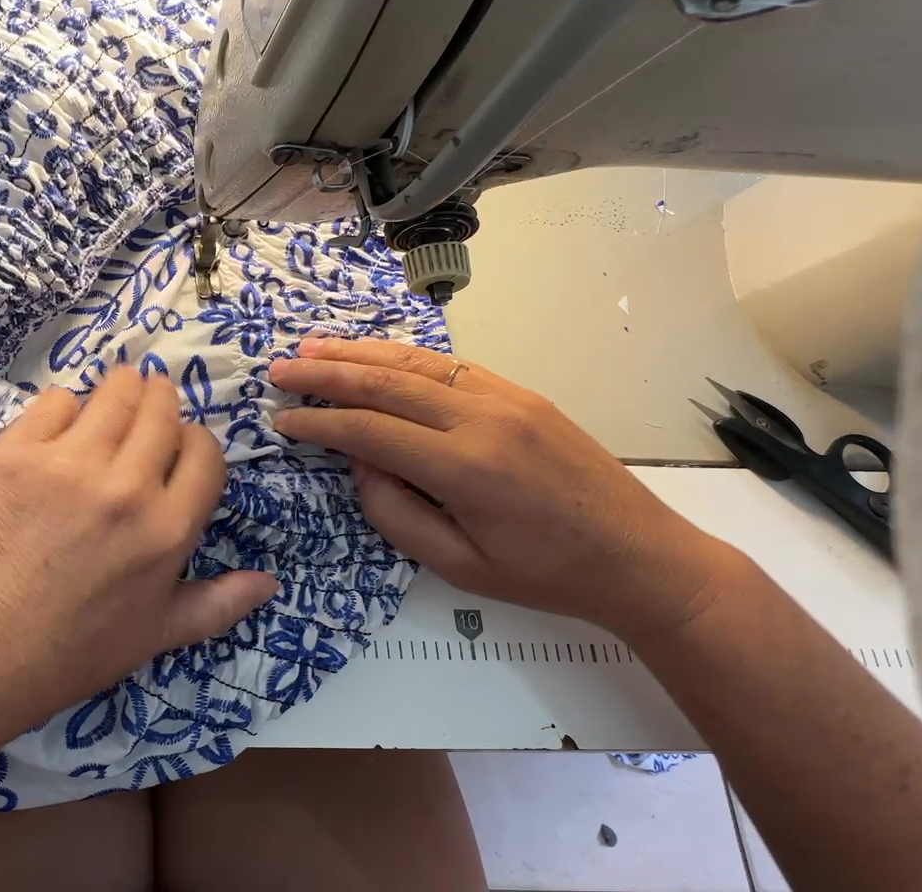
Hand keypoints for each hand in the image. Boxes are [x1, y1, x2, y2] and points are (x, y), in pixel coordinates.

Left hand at [0, 367, 280, 726]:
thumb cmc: (71, 651)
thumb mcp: (156, 636)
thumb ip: (218, 604)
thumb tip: (270, 583)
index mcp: (168, 529)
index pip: (206, 451)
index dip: (195, 443)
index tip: (177, 450)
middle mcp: (125, 486)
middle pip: (160, 408)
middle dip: (160, 402)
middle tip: (145, 408)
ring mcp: (67, 464)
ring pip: (113, 392)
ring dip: (120, 390)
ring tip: (110, 402)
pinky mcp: (16, 452)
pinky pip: (55, 401)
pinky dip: (64, 408)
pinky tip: (57, 431)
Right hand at [270, 338, 741, 640]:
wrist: (642, 558)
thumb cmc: (545, 574)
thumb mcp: (459, 564)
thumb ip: (395, 512)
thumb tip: (359, 462)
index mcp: (466, 468)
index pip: (370, 431)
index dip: (319, 423)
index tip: (282, 420)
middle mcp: (482, 418)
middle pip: (385, 383)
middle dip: (325, 373)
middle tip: (279, 369)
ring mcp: (506, 397)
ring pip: (415, 362)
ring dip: (357, 352)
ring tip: (312, 347)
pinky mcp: (521, 392)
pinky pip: (449, 364)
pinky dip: (402, 354)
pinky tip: (373, 351)